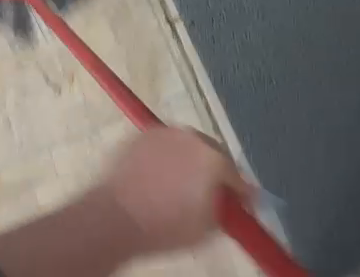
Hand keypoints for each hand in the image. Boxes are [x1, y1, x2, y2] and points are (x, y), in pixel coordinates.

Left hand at [87, 127, 251, 255]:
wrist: (118, 214)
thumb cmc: (167, 226)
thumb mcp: (208, 227)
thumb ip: (227, 208)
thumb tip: (234, 199)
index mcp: (212, 158)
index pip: (235, 173)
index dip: (240, 191)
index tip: (241, 204)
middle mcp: (190, 136)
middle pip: (212, 151)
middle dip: (215, 170)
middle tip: (211, 192)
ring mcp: (164, 131)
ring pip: (187, 143)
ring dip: (191, 159)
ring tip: (183, 183)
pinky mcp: (142, 133)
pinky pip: (164, 143)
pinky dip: (167, 155)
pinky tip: (160, 174)